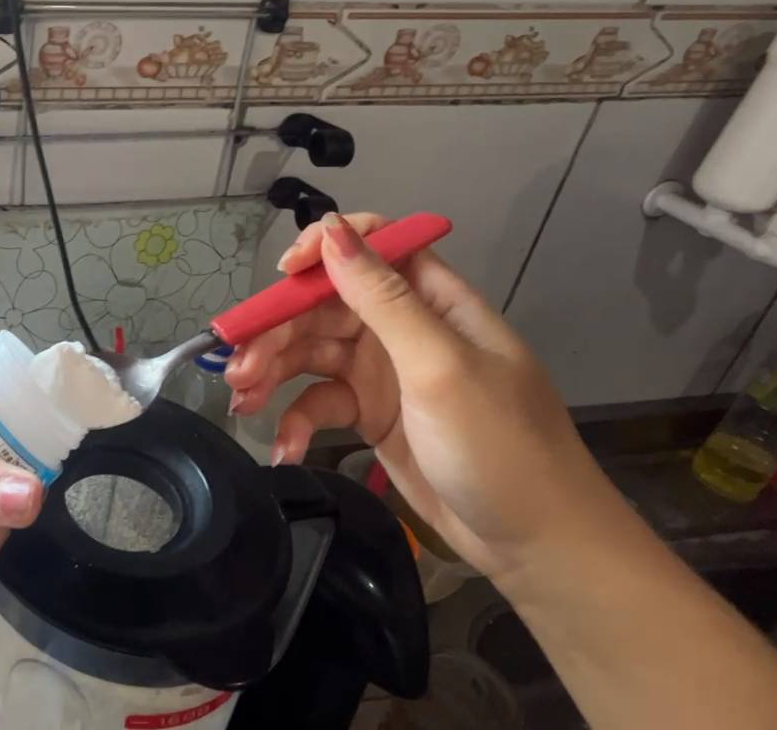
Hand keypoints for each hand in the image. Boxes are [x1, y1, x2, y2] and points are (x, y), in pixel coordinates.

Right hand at [225, 213, 617, 579]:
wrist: (537, 548)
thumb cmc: (502, 446)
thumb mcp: (440, 366)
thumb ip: (383, 298)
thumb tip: (331, 229)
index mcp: (432, 301)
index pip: (371, 247)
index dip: (324, 250)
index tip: (284, 276)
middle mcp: (402, 327)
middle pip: (322, 306)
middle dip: (277, 331)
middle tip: (239, 366)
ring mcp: (382, 371)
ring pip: (309, 351)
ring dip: (272, 373)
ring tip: (242, 400)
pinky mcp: (367, 413)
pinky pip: (317, 401)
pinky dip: (296, 420)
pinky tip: (284, 446)